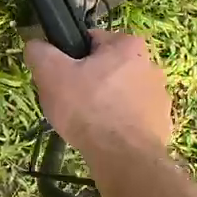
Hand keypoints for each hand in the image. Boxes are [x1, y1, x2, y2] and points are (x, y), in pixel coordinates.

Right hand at [23, 30, 172, 154]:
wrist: (122, 155)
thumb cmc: (86, 107)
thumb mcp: (50, 74)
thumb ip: (40, 52)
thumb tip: (36, 45)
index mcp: (127, 45)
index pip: (90, 41)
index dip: (69, 59)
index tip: (60, 78)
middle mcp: (150, 64)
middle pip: (105, 67)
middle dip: (87, 82)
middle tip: (69, 101)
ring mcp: (159, 94)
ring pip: (118, 92)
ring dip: (103, 102)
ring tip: (85, 122)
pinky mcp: (161, 121)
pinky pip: (131, 116)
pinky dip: (116, 122)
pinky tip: (103, 135)